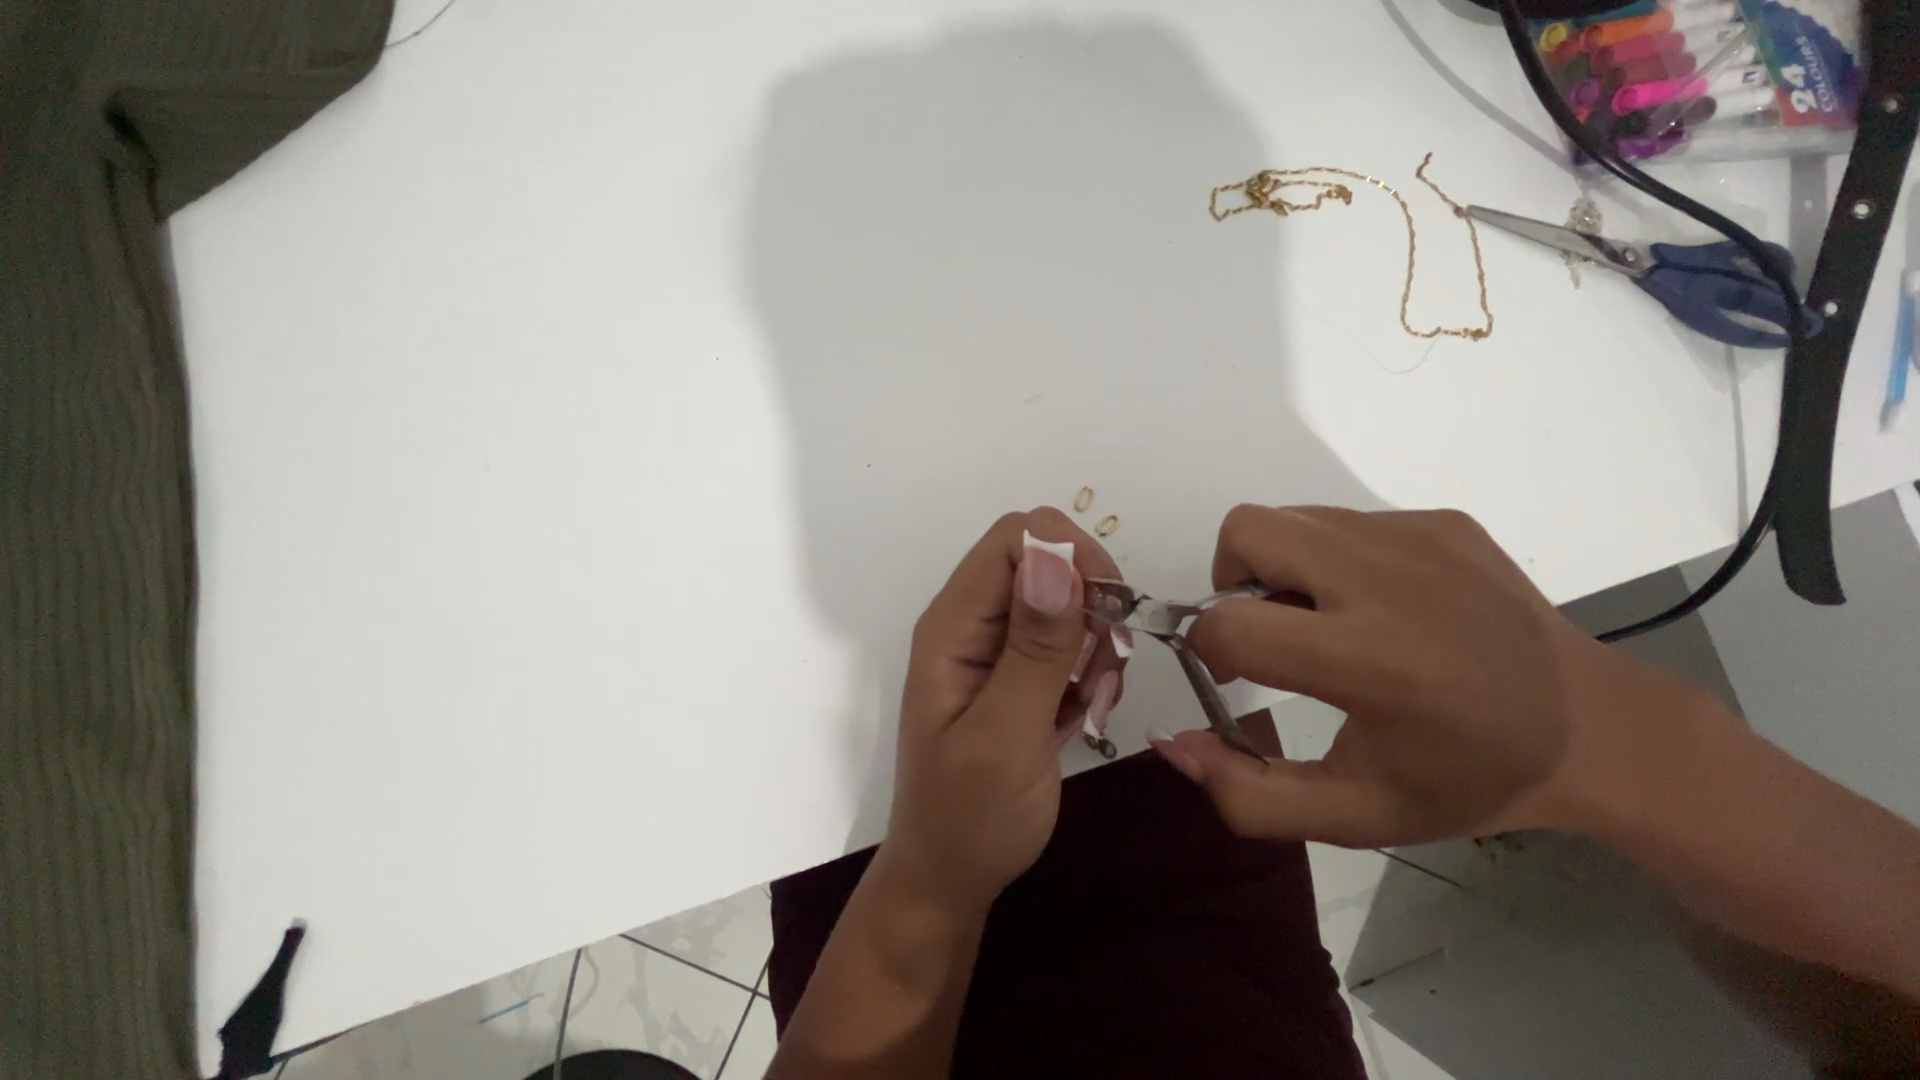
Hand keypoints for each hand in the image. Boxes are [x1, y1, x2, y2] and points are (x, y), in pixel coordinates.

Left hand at [880, 508, 1126, 910]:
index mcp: (952, 625)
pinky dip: (1090, 667)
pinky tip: (1082, 712)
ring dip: (1095, 642)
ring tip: (1088, 702)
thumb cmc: (969, 816)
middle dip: (1090, 605)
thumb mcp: (1005, 735)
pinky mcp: (1017, 673)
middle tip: (1099, 672)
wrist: (952, 875)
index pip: (1014, 537)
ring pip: (1065, 601)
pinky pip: (1067, 640)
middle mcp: (971, 623)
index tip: (1108, 614)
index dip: (1069, 557)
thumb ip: (1034, 648)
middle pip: (1046, 562)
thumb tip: (1055, 555)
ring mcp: (994, 648)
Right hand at [1155, 505, 1718, 847]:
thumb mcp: (1354, 816)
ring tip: (1330, 619)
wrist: (1594, 731)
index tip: (1240, 675)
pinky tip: (1387, 607)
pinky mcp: (1443, 521)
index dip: (1211, 649)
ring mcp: (1418, 538)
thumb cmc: (1467, 780)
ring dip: (1283, 567)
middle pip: (1247, 531)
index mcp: (1368, 662)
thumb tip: (1172, 741)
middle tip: (1272, 629)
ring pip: (1293, 519)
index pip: (1230, 623)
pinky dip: (1337, 559)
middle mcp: (1387, 582)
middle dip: (1232, 579)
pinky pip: (1347, 521)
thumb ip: (1249, 793)